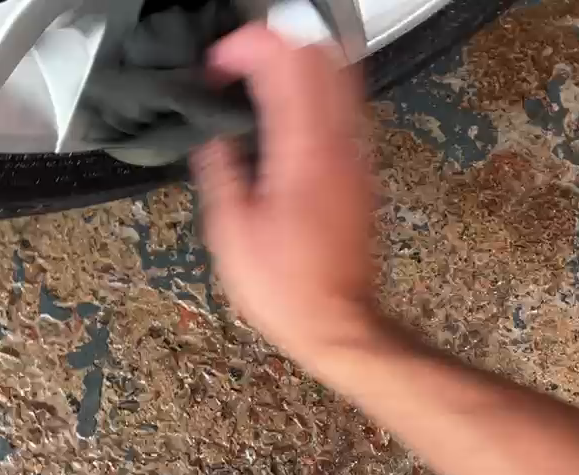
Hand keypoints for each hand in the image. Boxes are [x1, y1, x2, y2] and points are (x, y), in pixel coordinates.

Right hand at [191, 25, 384, 362]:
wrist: (339, 326)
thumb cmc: (288, 290)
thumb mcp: (231, 233)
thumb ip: (221, 170)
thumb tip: (214, 140)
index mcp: (300, 152)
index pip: (281, 57)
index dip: (242, 47)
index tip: (217, 68)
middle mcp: (338, 147)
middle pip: (319, 54)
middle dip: (275, 44)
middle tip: (242, 67)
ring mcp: (357, 163)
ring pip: (340, 79)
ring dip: (301, 67)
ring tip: (266, 85)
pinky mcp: (364, 182)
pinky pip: (348, 116)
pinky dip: (321, 100)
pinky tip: (295, 124)